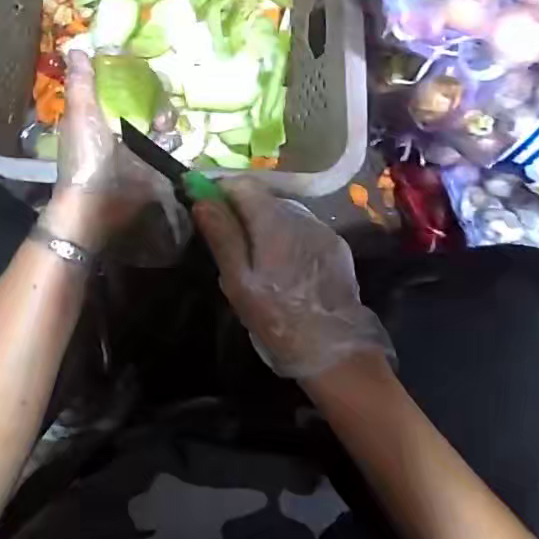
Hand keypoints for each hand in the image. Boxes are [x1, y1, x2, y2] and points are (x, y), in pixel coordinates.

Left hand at [44, 51, 176, 247]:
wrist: (99, 206)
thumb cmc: (86, 157)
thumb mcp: (80, 115)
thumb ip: (81, 83)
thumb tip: (76, 48)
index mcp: (98, 113)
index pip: (118, 84)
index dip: (130, 72)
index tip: (139, 66)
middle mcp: (119, 127)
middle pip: (145, 98)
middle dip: (155, 94)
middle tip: (156, 100)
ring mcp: (139, 146)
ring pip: (162, 117)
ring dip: (166, 114)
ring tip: (163, 124)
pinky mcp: (156, 163)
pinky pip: (173, 142)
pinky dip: (173, 138)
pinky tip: (168, 140)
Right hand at [193, 178, 393, 378]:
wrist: (336, 353)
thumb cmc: (277, 318)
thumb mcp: (238, 281)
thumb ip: (222, 236)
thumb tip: (202, 201)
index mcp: (274, 222)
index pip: (243, 185)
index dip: (220, 191)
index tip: (205, 207)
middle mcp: (301, 217)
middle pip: (263, 198)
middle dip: (241, 211)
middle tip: (225, 241)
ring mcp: (322, 231)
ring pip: (283, 214)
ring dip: (264, 225)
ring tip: (254, 258)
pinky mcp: (336, 247)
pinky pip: (302, 230)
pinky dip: (286, 238)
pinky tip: (282, 267)